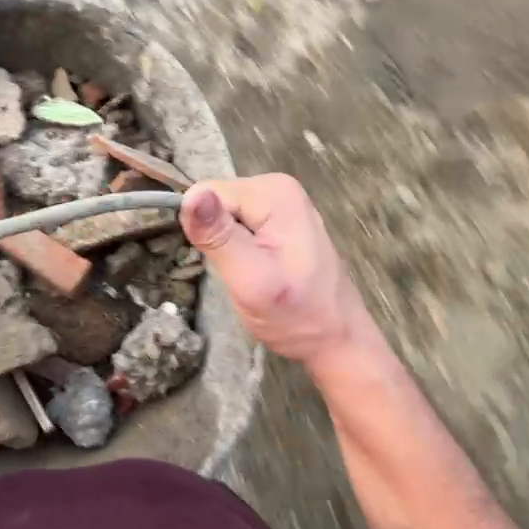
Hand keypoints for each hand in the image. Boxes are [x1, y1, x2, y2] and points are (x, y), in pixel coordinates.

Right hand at [180, 174, 381, 367]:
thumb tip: (190, 195)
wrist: (337, 341)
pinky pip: (237, 224)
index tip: (226, 262)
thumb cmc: (296, 316)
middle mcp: (277, 186)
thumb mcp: (251, 280)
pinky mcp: (279, 219)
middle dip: (217, 238)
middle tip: (241, 272)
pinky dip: (237, 249)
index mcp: (273, 191)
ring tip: (250, 273)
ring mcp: (280, 202)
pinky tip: (257, 268)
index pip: (207, 194)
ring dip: (226, 246)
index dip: (206, 231)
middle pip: (215, 202)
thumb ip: (219, 237)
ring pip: (223, 215)